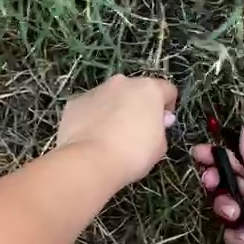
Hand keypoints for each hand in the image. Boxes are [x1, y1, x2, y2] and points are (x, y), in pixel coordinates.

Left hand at [56, 75, 179, 185]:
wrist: (91, 161)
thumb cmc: (134, 154)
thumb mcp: (160, 146)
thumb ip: (161, 128)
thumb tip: (159, 120)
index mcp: (148, 89)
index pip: (166, 89)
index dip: (168, 106)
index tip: (163, 124)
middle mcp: (122, 82)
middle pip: (136, 91)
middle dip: (138, 106)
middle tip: (137, 131)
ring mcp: (96, 90)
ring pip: (111, 97)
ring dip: (114, 110)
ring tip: (110, 137)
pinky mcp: (75, 102)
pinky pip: (90, 108)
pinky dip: (93, 118)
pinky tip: (92, 138)